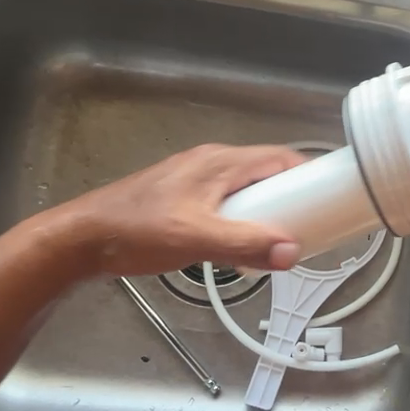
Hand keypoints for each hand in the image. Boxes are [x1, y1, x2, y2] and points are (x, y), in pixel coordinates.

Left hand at [49, 143, 306, 277]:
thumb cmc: (137, 230)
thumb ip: (245, 245)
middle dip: (290, 195)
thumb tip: (293, 252)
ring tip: (279, 237)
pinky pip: (229, 200)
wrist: (80, 239)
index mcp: (220, 162)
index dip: (308, 174)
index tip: (329, 198)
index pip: (279, 158)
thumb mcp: (197, 238)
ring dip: (266, 208)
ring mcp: (196, 178)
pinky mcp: (183, 196)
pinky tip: (242, 242)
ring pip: (247, 188)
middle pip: (266, 172)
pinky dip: (245, 216)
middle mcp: (211, 163)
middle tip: (309, 224)